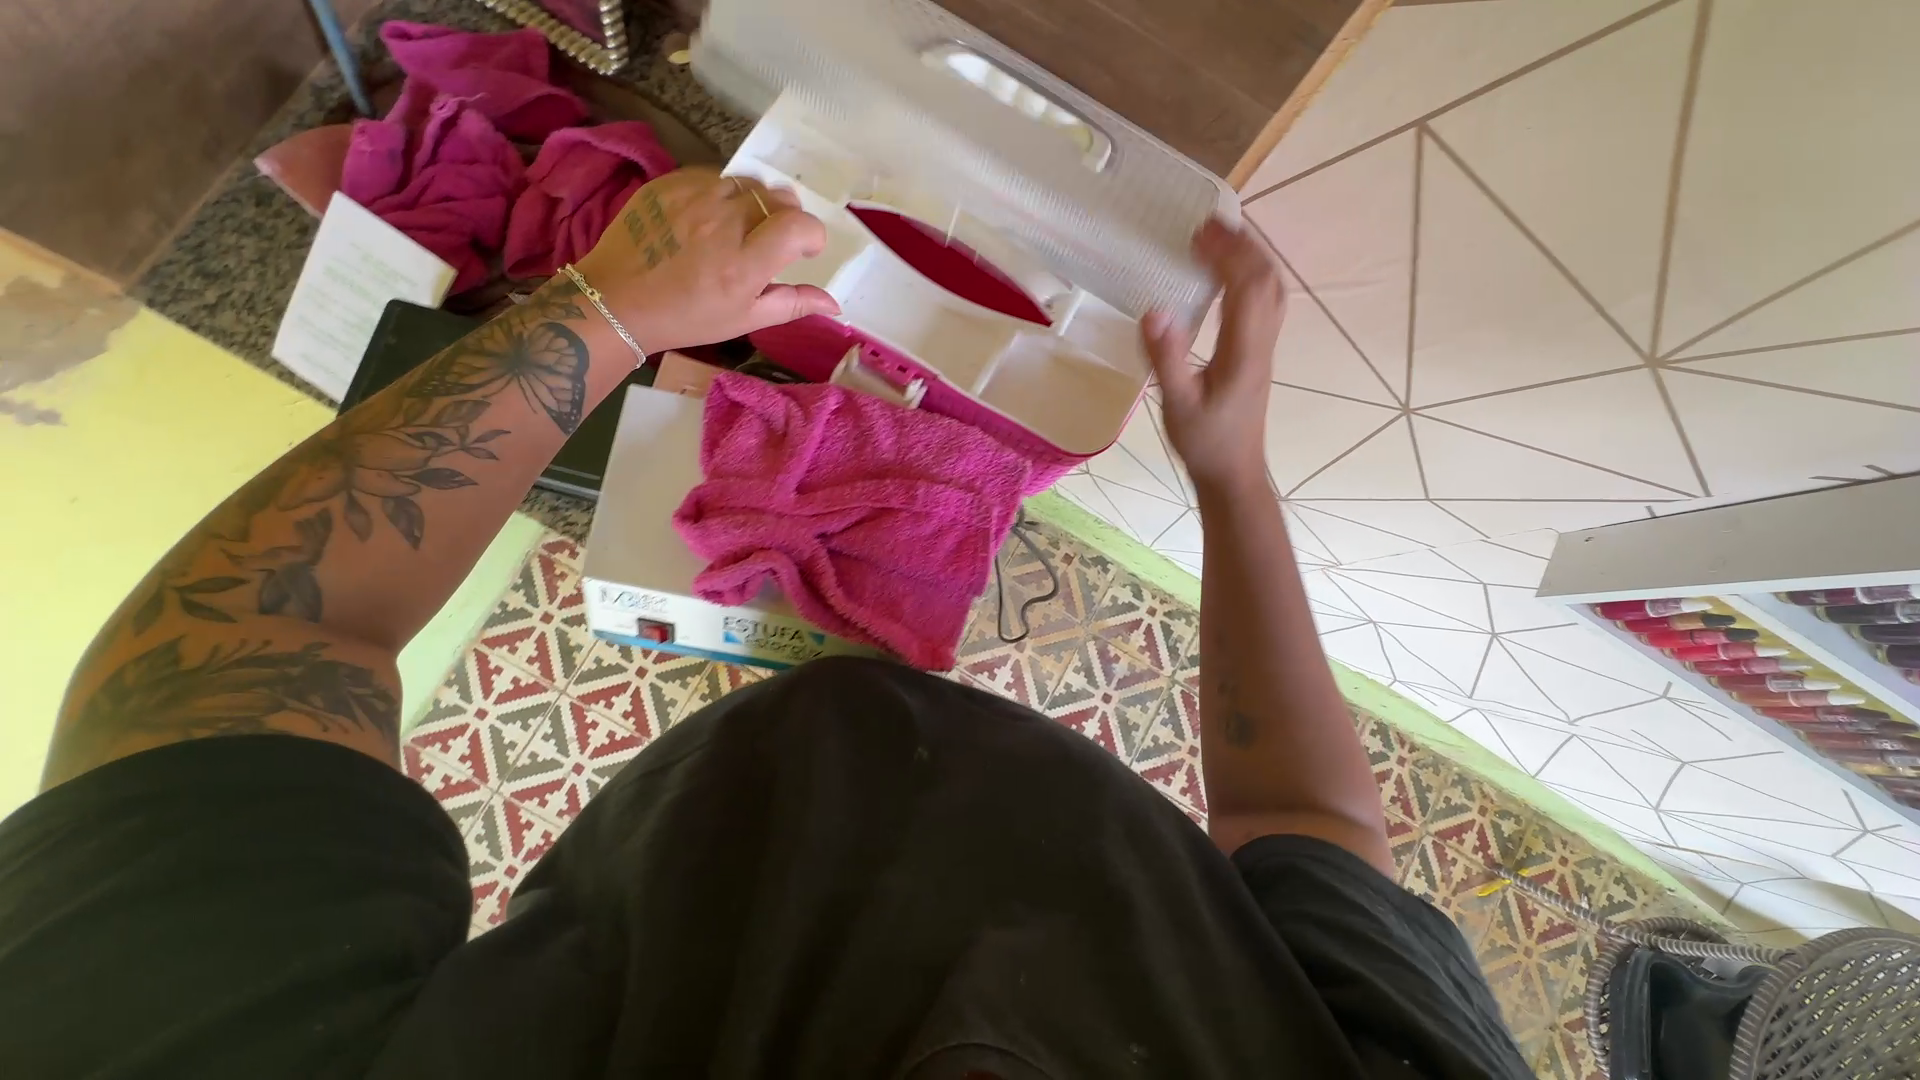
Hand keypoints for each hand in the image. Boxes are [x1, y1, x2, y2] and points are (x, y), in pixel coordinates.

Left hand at [573, 167, 840, 352]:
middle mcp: (722, 224)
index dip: (811, 235)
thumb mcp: (744, 319)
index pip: (799, 225)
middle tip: (773, 239)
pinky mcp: (669, 184)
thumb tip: (835, 303)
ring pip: (747, 183)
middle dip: (786, 215)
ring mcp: (693, 198)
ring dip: (755, 201)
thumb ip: (791, 304)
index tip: (804, 250)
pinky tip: (712, 216)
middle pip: (777, 197)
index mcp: (744, 265)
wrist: (618, 300)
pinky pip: (713, 176)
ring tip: (741, 226)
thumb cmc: (688, 318)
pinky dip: (723, 193)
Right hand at [1142, 219, 1285, 494]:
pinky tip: (1230, 278)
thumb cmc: (1204, 442)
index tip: (1198, 232)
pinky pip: (1266, 303)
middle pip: (1267, 278)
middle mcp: (1262, 342)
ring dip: (1251, 257)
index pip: (1245, 286)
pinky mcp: (1260, 355)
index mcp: (1243, 350)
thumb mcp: (1177, 404)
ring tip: (1221, 240)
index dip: (1227, 252)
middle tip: (1209, 225)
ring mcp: (1266, 348)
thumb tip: (1155, 309)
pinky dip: (1251, 278)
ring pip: (1272, 289)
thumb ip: (1167, 358)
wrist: (1234, 473)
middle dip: (1242, 245)